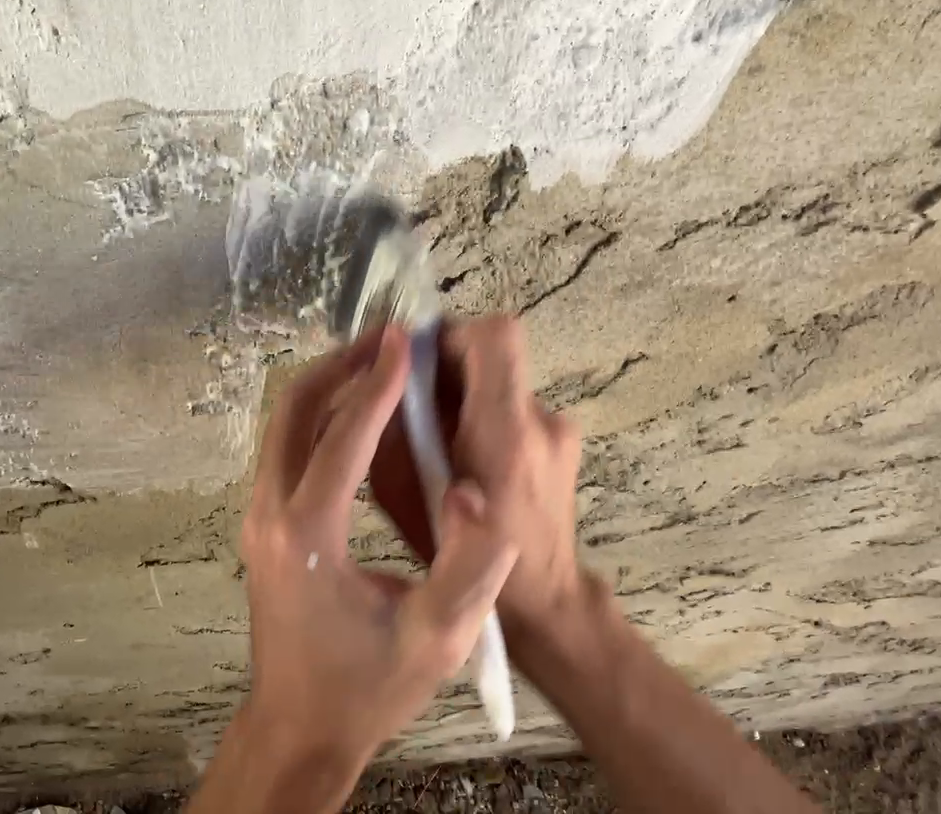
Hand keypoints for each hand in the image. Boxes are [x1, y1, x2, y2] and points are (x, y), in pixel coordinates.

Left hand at [237, 326, 519, 765]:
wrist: (300, 725)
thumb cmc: (369, 687)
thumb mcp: (438, 639)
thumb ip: (471, 565)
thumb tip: (470, 489)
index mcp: (307, 533)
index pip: (342, 436)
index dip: (377, 383)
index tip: (403, 341)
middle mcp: (269, 510)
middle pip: (292, 410)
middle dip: (339, 366)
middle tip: (387, 340)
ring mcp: (256, 514)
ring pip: (281, 423)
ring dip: (325, 386)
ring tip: (376, 363)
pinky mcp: (260, 521)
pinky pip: (283, 446)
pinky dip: (316, 415)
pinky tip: (356, 413)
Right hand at [369, 316, 583, 634]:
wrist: (542, 606)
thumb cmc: (464, 559)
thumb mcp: (403, 497)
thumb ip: (392, 433)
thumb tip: (380, 382)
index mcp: (504, 432)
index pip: (495, 337)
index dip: (450, 334)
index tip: (415, 360)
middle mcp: (540, 420)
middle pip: (492, 352)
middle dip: (445, 365)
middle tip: (410, 398)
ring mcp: (558, 430)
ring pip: (498, 379)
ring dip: (461, 391)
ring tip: (432, 436)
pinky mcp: (560, 441)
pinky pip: (509, 405)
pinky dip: (479, 414)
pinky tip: (460, 456)